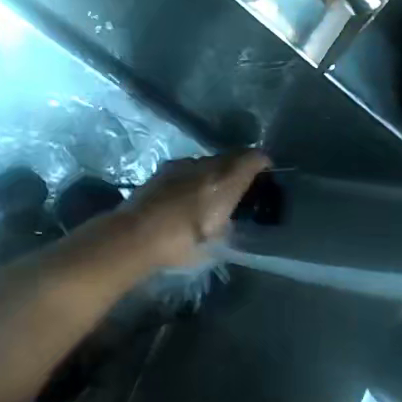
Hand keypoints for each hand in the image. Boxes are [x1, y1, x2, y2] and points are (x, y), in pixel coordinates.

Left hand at [121, 150, 269, 268]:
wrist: (133, 236)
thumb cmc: (179, 244)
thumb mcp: (214, 244)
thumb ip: (227, 226)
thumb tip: (228, 219)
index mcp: (224, 183)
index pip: (252, 159)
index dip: (263, 162)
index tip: (267, 171)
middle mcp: (206, 167)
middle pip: (231, 156)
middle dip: (240, 166)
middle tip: (243, 183)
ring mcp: (181, 165)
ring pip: (207, 161)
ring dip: (215, 170)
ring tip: (213, 191)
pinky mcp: (162, 170)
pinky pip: (188, 167)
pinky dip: (195, 175)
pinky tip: (188, 194)